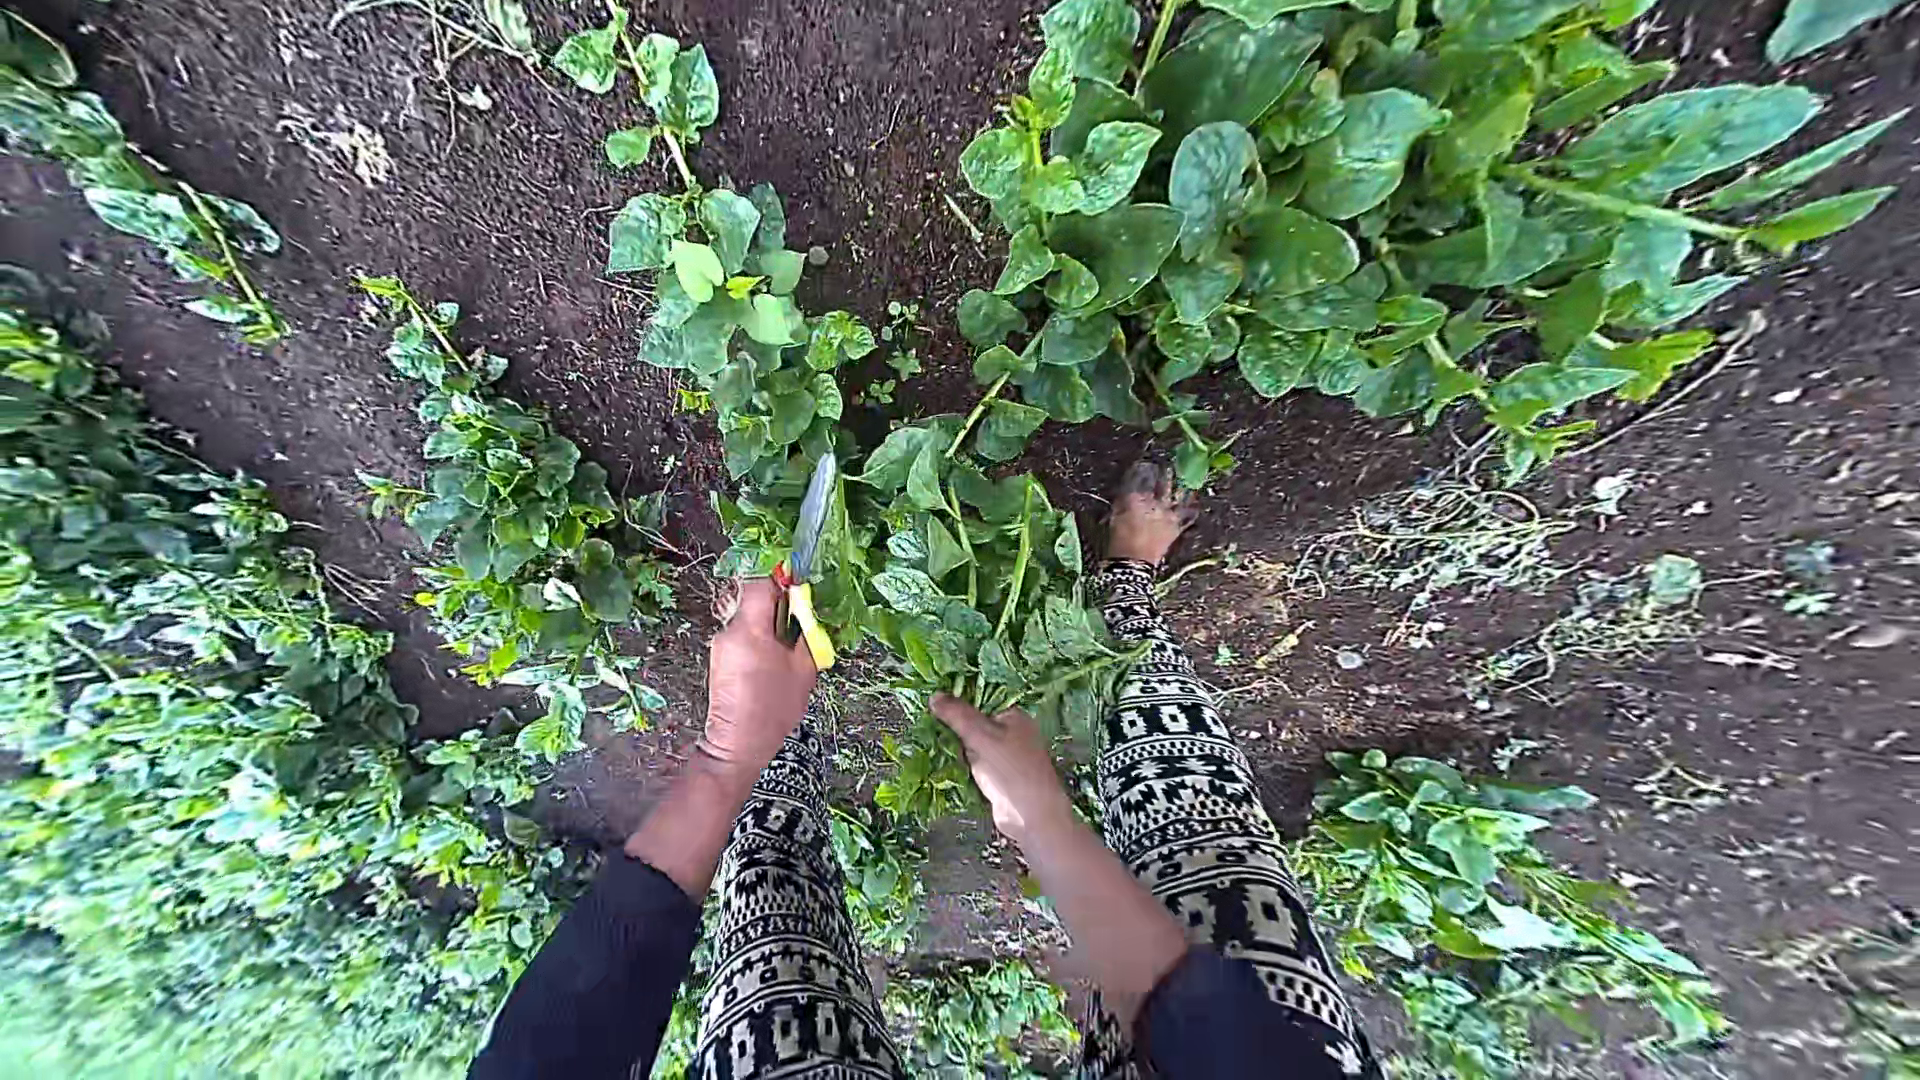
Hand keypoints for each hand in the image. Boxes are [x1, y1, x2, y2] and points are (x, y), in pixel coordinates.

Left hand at [701, 578, 817, 770]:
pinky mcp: (720, 657)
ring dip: (768, 623)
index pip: (759, 584)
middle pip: (753, 599)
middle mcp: (729, 631)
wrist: (739, 742)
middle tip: (798, 622)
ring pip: (748, 617)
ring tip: (787, 647)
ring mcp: (721, 644)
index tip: (798, 591)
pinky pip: (742, 634)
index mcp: (750, 630)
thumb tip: (809, 611)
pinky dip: (759, 638)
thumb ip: (807, 633)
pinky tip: (773, 660)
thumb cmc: (774, 707)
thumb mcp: (804, 668)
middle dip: (777, 605)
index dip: (780, 581)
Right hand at [930, 694, 1076, 848]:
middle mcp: (1011, 731)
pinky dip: (960, 761)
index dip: (958, 701)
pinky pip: (974, 761)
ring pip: (973, 743)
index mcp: (1012, 715)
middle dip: (954, 725)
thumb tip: (933, 695)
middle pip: (975, 722)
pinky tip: (940, 758)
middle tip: (926, 721)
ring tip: (927, 737)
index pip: (981, 700)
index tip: (933, 703)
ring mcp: (1004, 754)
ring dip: (955, 744)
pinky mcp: (997, 774)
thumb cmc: (1010, 769)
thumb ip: (958, 715)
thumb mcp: (981, 736)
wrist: (1031, 816)